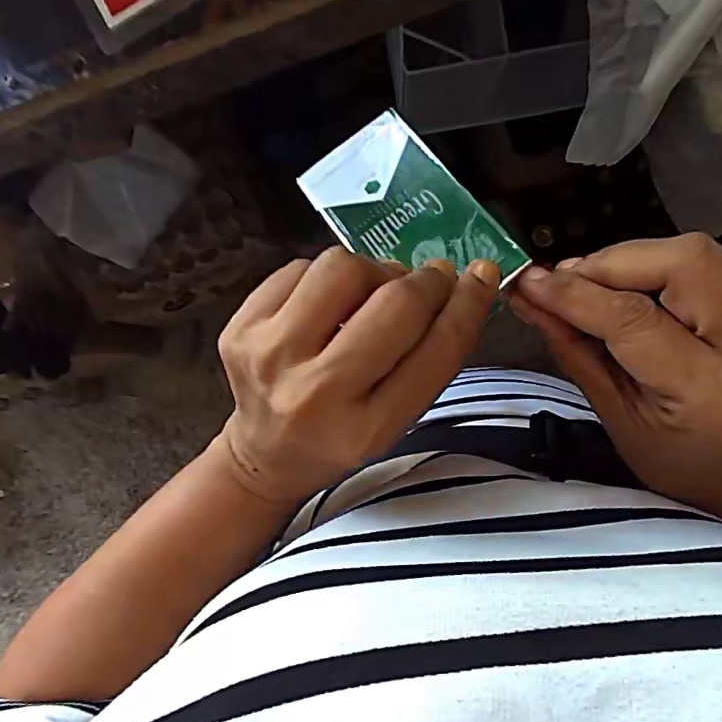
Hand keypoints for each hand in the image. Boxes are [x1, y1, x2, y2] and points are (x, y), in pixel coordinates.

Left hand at [216, 248, 500, 503]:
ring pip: (343, 268)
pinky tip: (331, 302)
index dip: (467, 306)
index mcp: (365, 430)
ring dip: (373, 272)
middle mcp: (314, 394)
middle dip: (425, 281)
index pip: (434, 352)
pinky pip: (301, 267)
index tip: (481, 278)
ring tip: (374, 295)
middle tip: (432, 280)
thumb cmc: (340, 437)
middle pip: (393, 303)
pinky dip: (328, 277)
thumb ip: (430, 359)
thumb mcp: (394, 419)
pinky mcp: (240, 328)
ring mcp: (269, 357)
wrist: (266, 453)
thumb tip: (461, 281)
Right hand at [508, 233, 721, 523]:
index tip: (531, 281)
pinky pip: (711, 264)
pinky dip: (660, 270)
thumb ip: (574, 349)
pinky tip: (637, 293)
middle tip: (566, 279)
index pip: (636, 321)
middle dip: (613, 262)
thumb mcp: (615, 415)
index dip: (577, 294)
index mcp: (714, 395)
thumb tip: (530, 296)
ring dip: (633, 263)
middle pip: (685, 262)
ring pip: (697, 254)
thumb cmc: (673, 458)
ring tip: (595, 289)